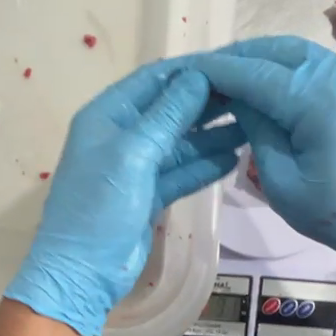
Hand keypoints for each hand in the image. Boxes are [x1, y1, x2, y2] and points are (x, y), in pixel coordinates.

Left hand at [5, 61, 243, 335]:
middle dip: (207, 101)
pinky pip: (181, 173)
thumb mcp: (132, 155)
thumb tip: (198, 78)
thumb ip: (167, 116)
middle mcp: (122, 136)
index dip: (190, 70)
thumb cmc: (98, 208)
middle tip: (252, 92)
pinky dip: (205, 166)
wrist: (83, 272)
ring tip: (253, 123)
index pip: (154, 80)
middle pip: (171, 109)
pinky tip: (235, 157)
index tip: (231, 63)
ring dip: (212, 134)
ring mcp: (136, 168)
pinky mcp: (149, 196)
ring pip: (180, 143)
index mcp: (108, 116)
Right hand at [192, 37, 335, 298]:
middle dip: (240, 57)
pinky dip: (289, 70)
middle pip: (280, 50)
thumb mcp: (281, 182)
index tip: (188, 71)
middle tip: (205, 71)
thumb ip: (257, 130)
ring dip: (264, 60)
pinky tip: (268, 86)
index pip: (257, 75)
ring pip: (301, 53)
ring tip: (231, 76)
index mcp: (322, 102)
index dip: (219, 71)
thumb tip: (237, 97)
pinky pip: (320, 67)